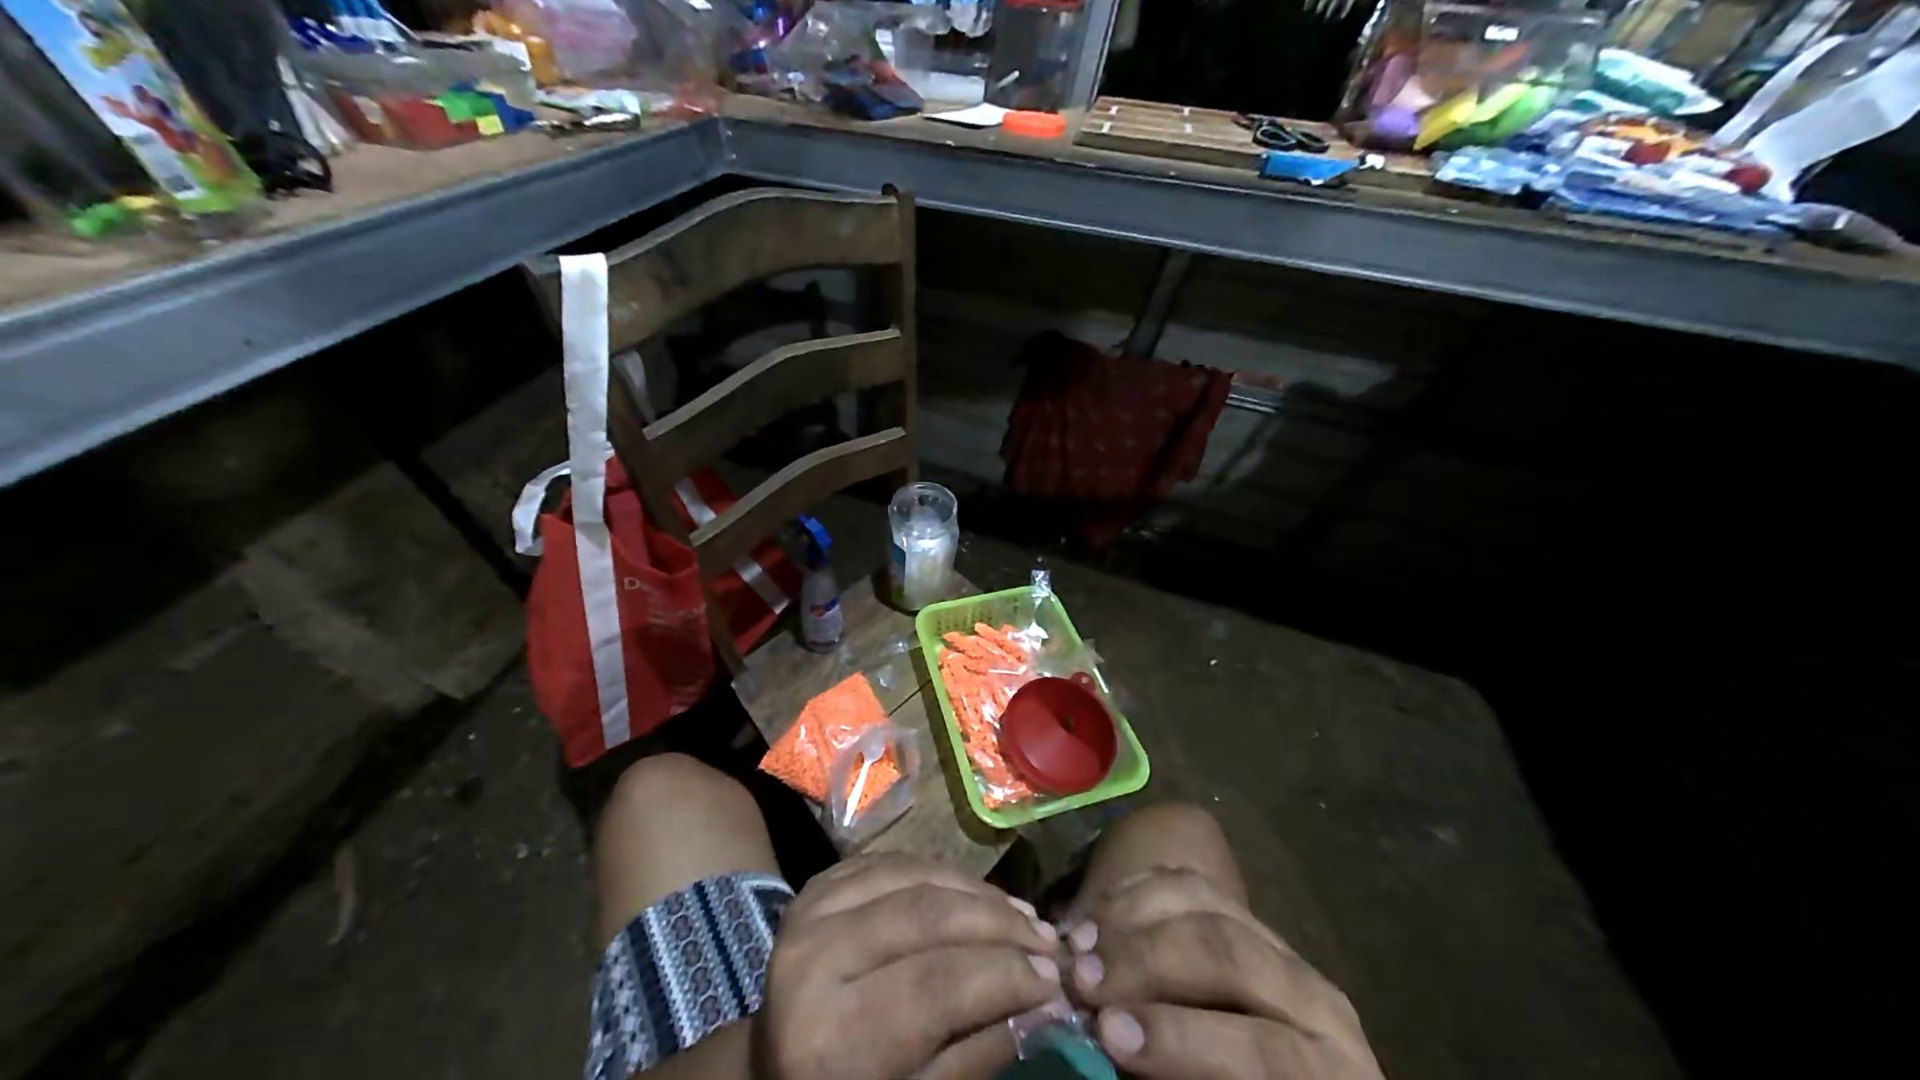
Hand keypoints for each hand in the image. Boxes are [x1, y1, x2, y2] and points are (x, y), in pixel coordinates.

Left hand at [753, 855, 1067, 1079]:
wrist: (768, 1060)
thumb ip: (976, 1053)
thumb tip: (1049, 1005)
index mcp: (827, 1035)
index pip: (935, 986)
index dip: (1004, 975)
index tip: (1055, 978)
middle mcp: (812, 957)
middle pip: (928, 916)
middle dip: (1000, 925)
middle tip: (1047, 941)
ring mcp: (812, 906)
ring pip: (917, 876)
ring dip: (980, 894)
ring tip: (1023, 916)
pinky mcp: (821, 881)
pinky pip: (897, 861)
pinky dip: (945, 875)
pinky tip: (977, 896)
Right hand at [1063, 867, 1382, 1079]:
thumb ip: (1175, 1076)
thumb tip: (1103, 1053)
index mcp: (1328, 1076)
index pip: (1266, 1052)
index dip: (1183, 1040)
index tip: (1109, 1032)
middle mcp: (1318, 1005)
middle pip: (1230, 955)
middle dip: (1147, 962)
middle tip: (1082, 979)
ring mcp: (1280, 948)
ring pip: (1204, 903)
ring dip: (1131, 919)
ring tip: (1078, 946)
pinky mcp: (1243, 916)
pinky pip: (1187, 883)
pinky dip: (1134, 893)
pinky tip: (1097, 917)